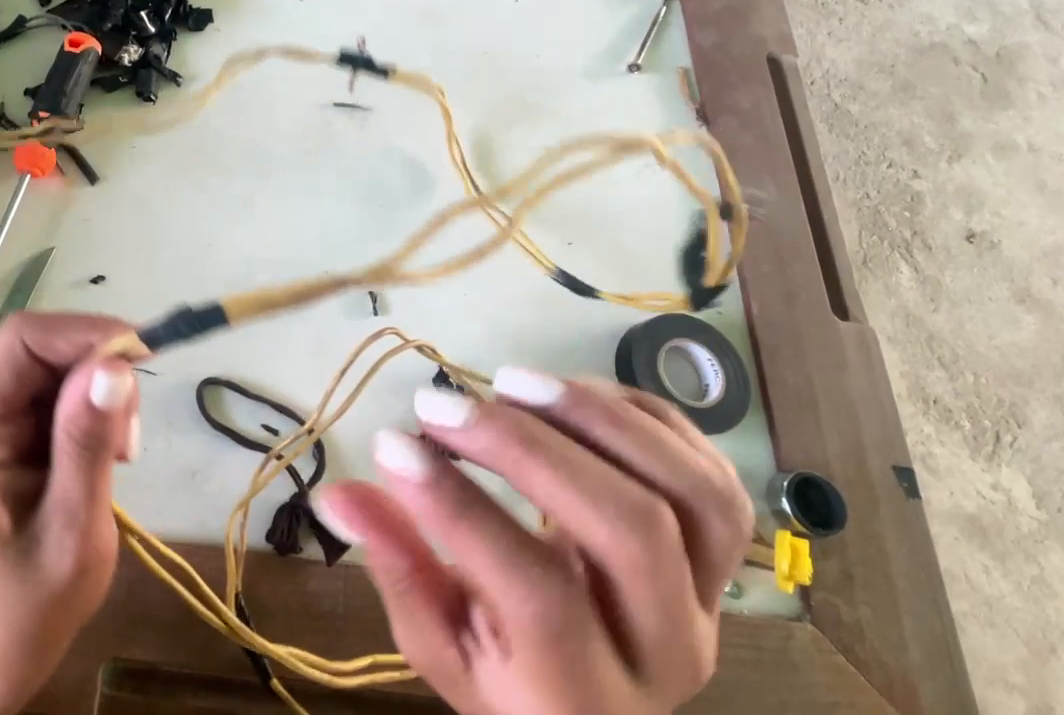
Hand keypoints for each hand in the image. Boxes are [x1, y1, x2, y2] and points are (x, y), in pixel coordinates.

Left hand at [0, 312, 142, 714]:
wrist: (0, 645)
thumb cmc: (33, 602)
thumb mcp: (73, 532)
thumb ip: (87, 445)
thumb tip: (115, 365)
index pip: (21, 342)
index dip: (84, 334)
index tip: (143, 359)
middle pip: (38, 347)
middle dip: (97, 371)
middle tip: (129, 436)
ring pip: (53, 364)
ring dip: (99, 394)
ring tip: (118, 456)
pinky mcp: (3, 427)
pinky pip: (54, 389)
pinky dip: (91, 409)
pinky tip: (103, 455)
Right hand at [315, 369, 752, 714]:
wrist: (600, 703)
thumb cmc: (506, 676)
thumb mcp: (440, 642)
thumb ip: (398, 568)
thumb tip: (336, 491)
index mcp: (580, 693)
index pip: (534, 592)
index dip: (461, 508)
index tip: (393, 441)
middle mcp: (667, 650)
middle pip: (627, 528)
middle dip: (528, 448)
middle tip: (442, 403)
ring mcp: (711, 600)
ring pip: (694, 494)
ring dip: (598, 419)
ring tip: (510, 380)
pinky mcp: (727, 557)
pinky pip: (712, 471)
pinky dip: (640, 415)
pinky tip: (566, 393)